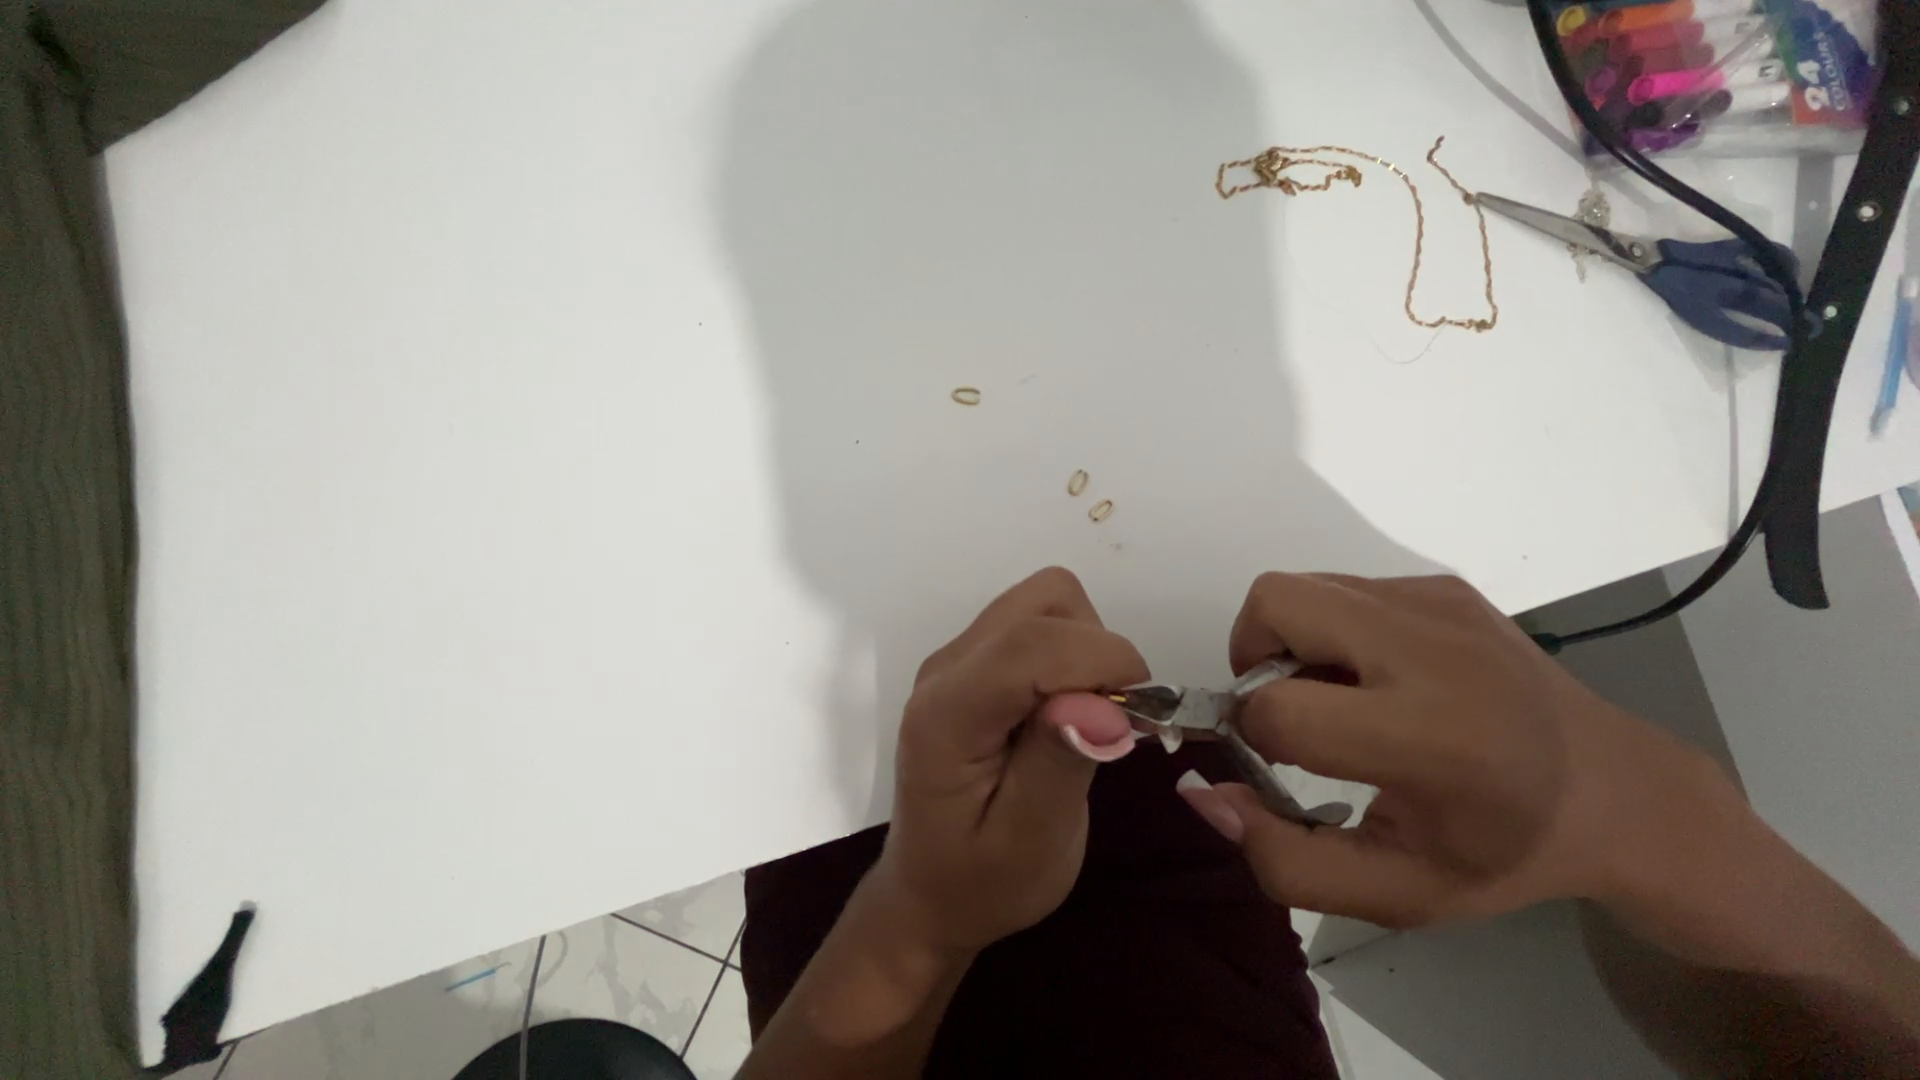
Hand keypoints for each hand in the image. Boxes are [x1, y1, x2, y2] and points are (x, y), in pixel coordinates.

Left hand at [867, 567, 1148, 952]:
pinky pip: (1036, 623)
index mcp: (947, 714)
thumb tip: (1099, 703)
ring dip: (1085, 647)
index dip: (1101, 659)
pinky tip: (1068, 710)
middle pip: (1041, 603)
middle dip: (1095, 649)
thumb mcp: (1030, 845)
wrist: (929, 891)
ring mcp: (956, 660)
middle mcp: (945, 669)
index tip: (1142, 710)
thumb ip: (1059, 766)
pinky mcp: (973, 664)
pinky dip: (1071, 651)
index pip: (1030, 645)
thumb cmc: (981, 881)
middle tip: (1110, 722)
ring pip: (1043, 601)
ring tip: (1088, 717)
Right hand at [1180, 573, 1743, 928]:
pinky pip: (1344, 589)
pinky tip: (1379, 677)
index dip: (1253, 737)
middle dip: (1252, 655)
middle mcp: (1433, 652)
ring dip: (1290, 640)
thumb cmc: (1502, 852)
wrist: (1618, 792)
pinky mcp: (1445, 586)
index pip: (1280, 710)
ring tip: (1338, 694)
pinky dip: (1333, 629)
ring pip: (1302, 587)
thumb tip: (1203, 792)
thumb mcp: (1395, 893)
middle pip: (1275, 603)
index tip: (1276, 760)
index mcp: (1429, 740)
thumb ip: (1284, 859)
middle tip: (1287, 708)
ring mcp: (1440, 605)